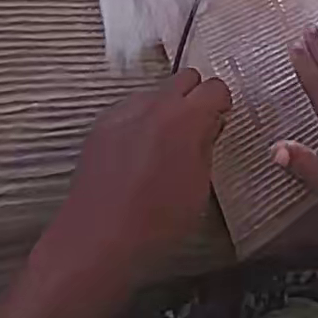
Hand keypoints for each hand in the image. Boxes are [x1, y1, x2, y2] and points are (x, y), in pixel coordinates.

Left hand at [35, 69, 230, 281]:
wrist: (96, 240)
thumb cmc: (157, 222)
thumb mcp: (198, 189)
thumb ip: (206, 147)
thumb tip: (208, 126)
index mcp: (186, 118)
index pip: (215, 86)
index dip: (221, 102)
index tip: (218, 119)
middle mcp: (156, 104)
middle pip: (186, 77)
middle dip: (195, 96)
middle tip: (194, 128)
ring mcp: (126, 110)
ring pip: (156, 94)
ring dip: (165, 110)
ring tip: (159, 147)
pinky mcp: (102, 123)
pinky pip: (131, 110)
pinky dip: (139, 122)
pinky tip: (133, 155)